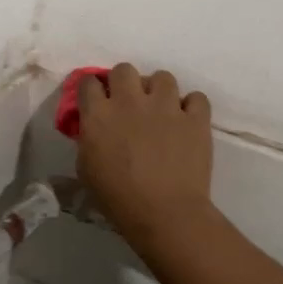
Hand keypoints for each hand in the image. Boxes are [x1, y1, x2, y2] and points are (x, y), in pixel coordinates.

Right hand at [76, 63, 217, 244]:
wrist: (164, 214)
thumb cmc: (117, 197)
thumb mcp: (85, 168)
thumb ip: (87, 139)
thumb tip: (92, 127)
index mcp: (98, 114)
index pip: (89, 82)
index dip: (92, 90)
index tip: (96, 101)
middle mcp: (130, 101)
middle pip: (124, 69)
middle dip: (124, 82)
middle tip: (129, 103)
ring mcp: (165, 107)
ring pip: (162, 77)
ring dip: (159, 91)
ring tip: (161, 110)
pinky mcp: (195, 119)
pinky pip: (197, 98)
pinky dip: (192, 107)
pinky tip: (187, 121)